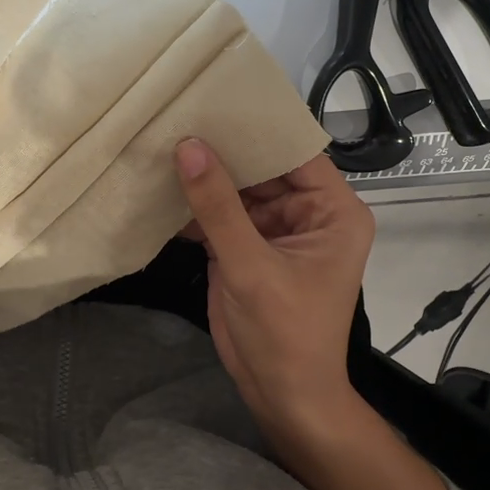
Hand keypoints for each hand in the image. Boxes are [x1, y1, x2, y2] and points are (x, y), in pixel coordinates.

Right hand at [174, 142, 374, 427]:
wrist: (281, 393)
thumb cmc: (286, 332)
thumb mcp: (250, 266)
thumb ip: (217, 206)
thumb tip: (187, 145)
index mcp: (333, 211)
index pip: (295, 151)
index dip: (257, 126)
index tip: (214, 96)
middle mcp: (306, 213)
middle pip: (260, 168)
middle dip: (221, 149)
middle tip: (175, 114)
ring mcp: (272, 231)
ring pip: (234, 191)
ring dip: (201, 177)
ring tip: (159, 141)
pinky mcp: (244, 249)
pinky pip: (217, 217)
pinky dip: (190, 207)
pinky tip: (157, 187)